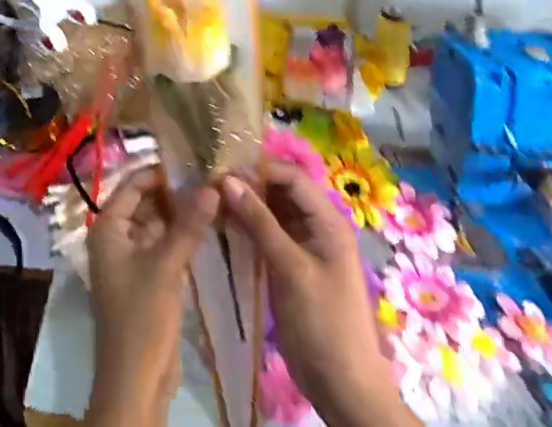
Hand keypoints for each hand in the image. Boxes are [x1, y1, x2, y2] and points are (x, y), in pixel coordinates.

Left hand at [86, 169, 219, 426]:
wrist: (136, 380)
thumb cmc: (142, 316)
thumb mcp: (167, 265)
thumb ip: (190, 223)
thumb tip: (213, 185)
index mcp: (108, 227)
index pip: (134, 184)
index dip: (162, 171)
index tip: (195, 160)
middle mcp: (116, 237)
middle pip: (146, 201)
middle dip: (175, 191)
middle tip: (211, 175)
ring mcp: (131, 257)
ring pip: (158, 222)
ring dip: (182, 212)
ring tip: (216, 193)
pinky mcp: (147, 276)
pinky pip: (164, 243)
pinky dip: (182, 234)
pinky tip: (209, 224)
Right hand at [221, 163, 418, 426]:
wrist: (342, 386)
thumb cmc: (324, 323)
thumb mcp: (291, 269)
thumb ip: (260, 223)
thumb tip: (228, 180)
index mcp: (328, 220)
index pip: (292, 177)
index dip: (259, 167)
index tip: (222, 166)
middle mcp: (316, 226)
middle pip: (280, 191)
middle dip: (248, 183)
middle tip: (209, 181)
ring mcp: (302, 246)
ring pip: (270, 212)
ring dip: (244, 204)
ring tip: (208, 199)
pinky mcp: (288, 266)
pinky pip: (266, 234)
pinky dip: (245, 227)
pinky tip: (219, 224)